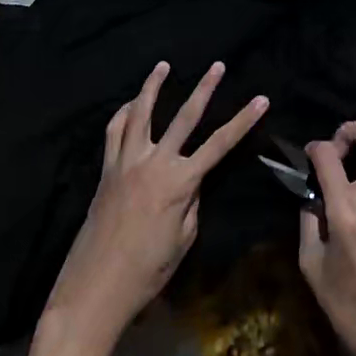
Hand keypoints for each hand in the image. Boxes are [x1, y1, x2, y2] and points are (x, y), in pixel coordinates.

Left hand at [47, 61, 267, 347]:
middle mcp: (153, 164)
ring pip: (141, 114)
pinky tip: (130, 104)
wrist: (94, 290)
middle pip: (184, 118)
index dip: (243, 121)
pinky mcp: (106, 171)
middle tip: (217, 66)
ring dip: (152, 87)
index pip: (220, 144)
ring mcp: (125, 164)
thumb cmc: (147, 272)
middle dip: (204, 89)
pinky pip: (114, 133)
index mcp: (179, 183)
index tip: (261, 99)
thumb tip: (193, 179)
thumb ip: (191, 201)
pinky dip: (123, 114)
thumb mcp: (183, 239)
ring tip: (162, 65)